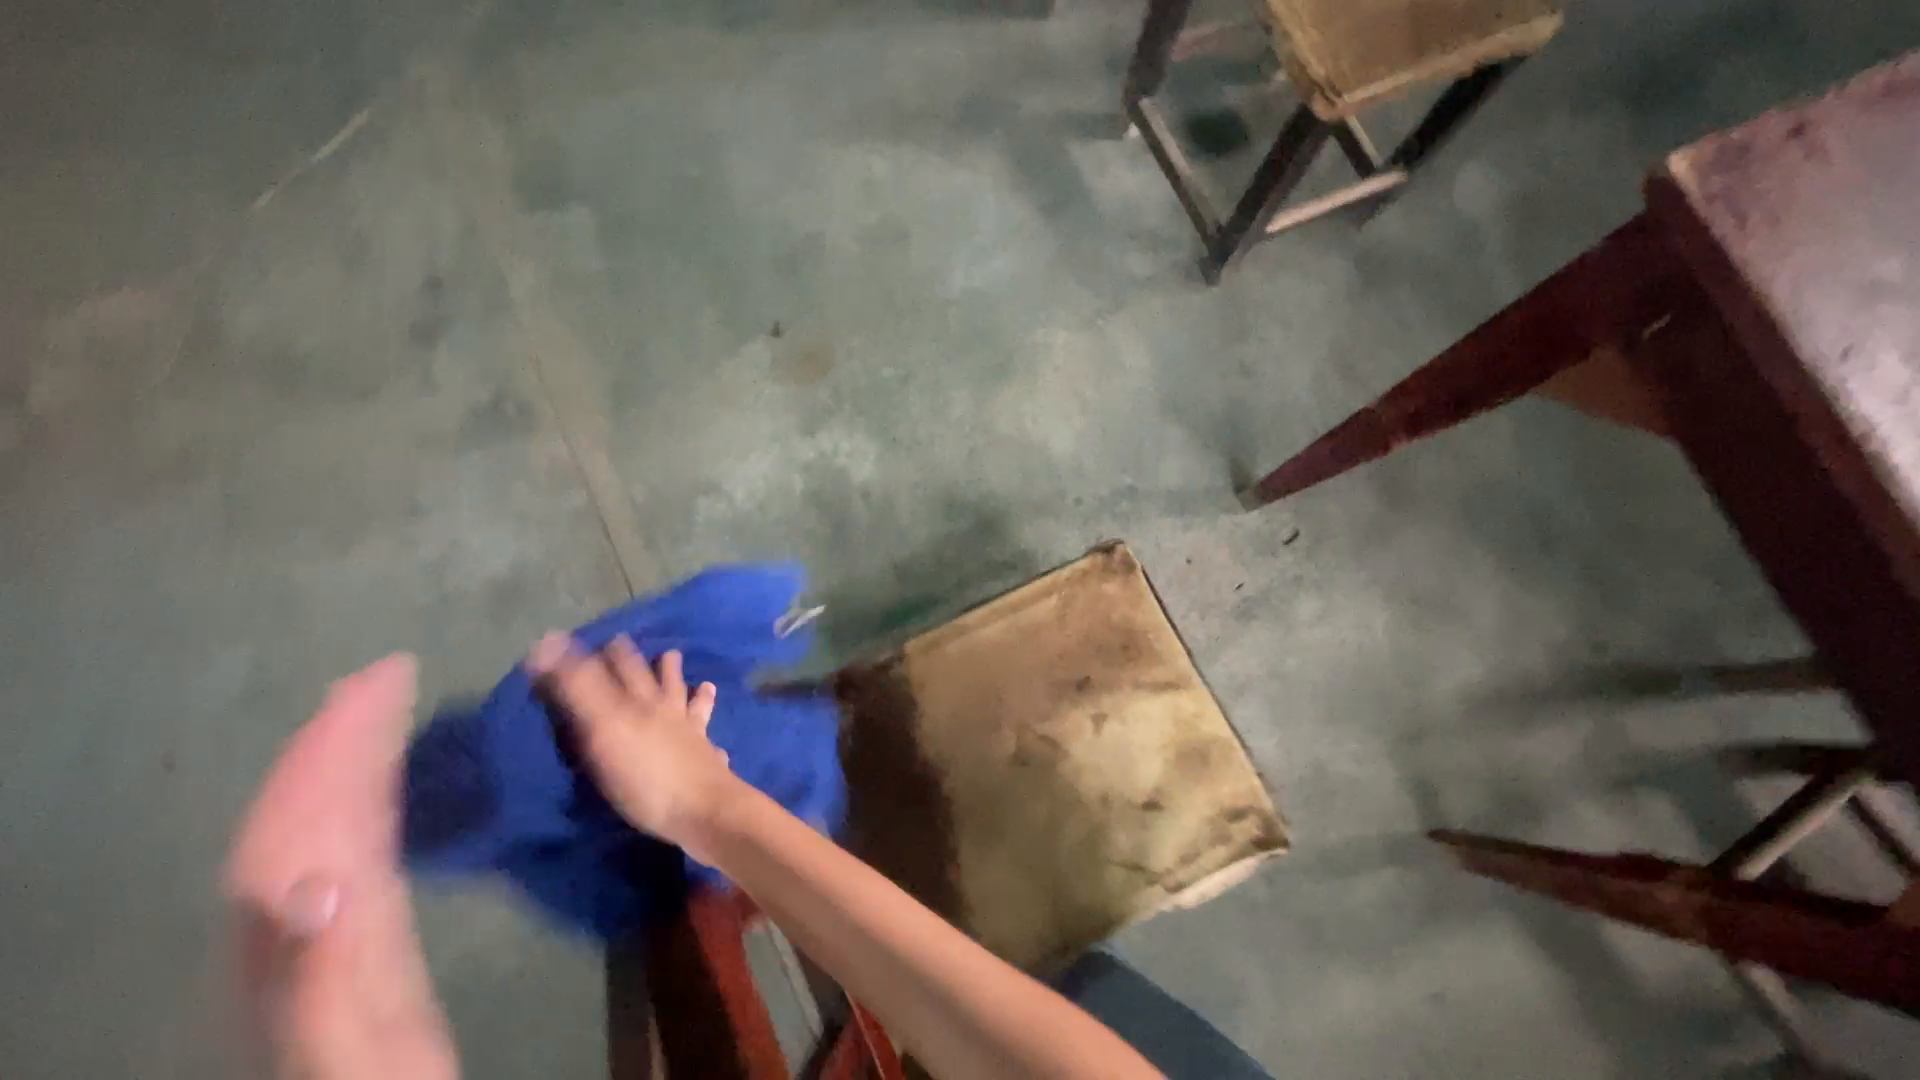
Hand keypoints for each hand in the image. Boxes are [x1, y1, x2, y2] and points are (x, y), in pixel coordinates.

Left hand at [225, 654, 455, 1079]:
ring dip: (339, 764)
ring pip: (309, 835)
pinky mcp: (344, 949)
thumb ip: (331, 976)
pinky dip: (354, 806)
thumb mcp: (368, 1049)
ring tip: (374, 707)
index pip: (302, 830)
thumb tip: (322, 880)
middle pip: (297, 823)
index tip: (381, 684)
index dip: (336, 751)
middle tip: (382, 674)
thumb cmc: (387, 1079)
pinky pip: (335, 858)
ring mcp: (313, 940)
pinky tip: (374, 785)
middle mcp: (293, 936)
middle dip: (334, 741)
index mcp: (304, 951)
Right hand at [528, 633, 741, 855]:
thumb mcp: (603, 728)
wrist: (703, 810)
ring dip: (698, 697)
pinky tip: (721, 749)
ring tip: (705, 684)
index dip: (619, 656)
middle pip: (667, 686)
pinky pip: (713, 752)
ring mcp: (695, 741)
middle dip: (662, 668)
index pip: (628, 672)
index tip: (616, 638)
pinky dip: (716, 748)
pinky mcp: (710, 767)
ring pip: (695, 711)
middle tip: (668, 651)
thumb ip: (580, 687)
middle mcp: (672, 716)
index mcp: (644, 704)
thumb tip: (551, 641)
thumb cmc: (646, 775)